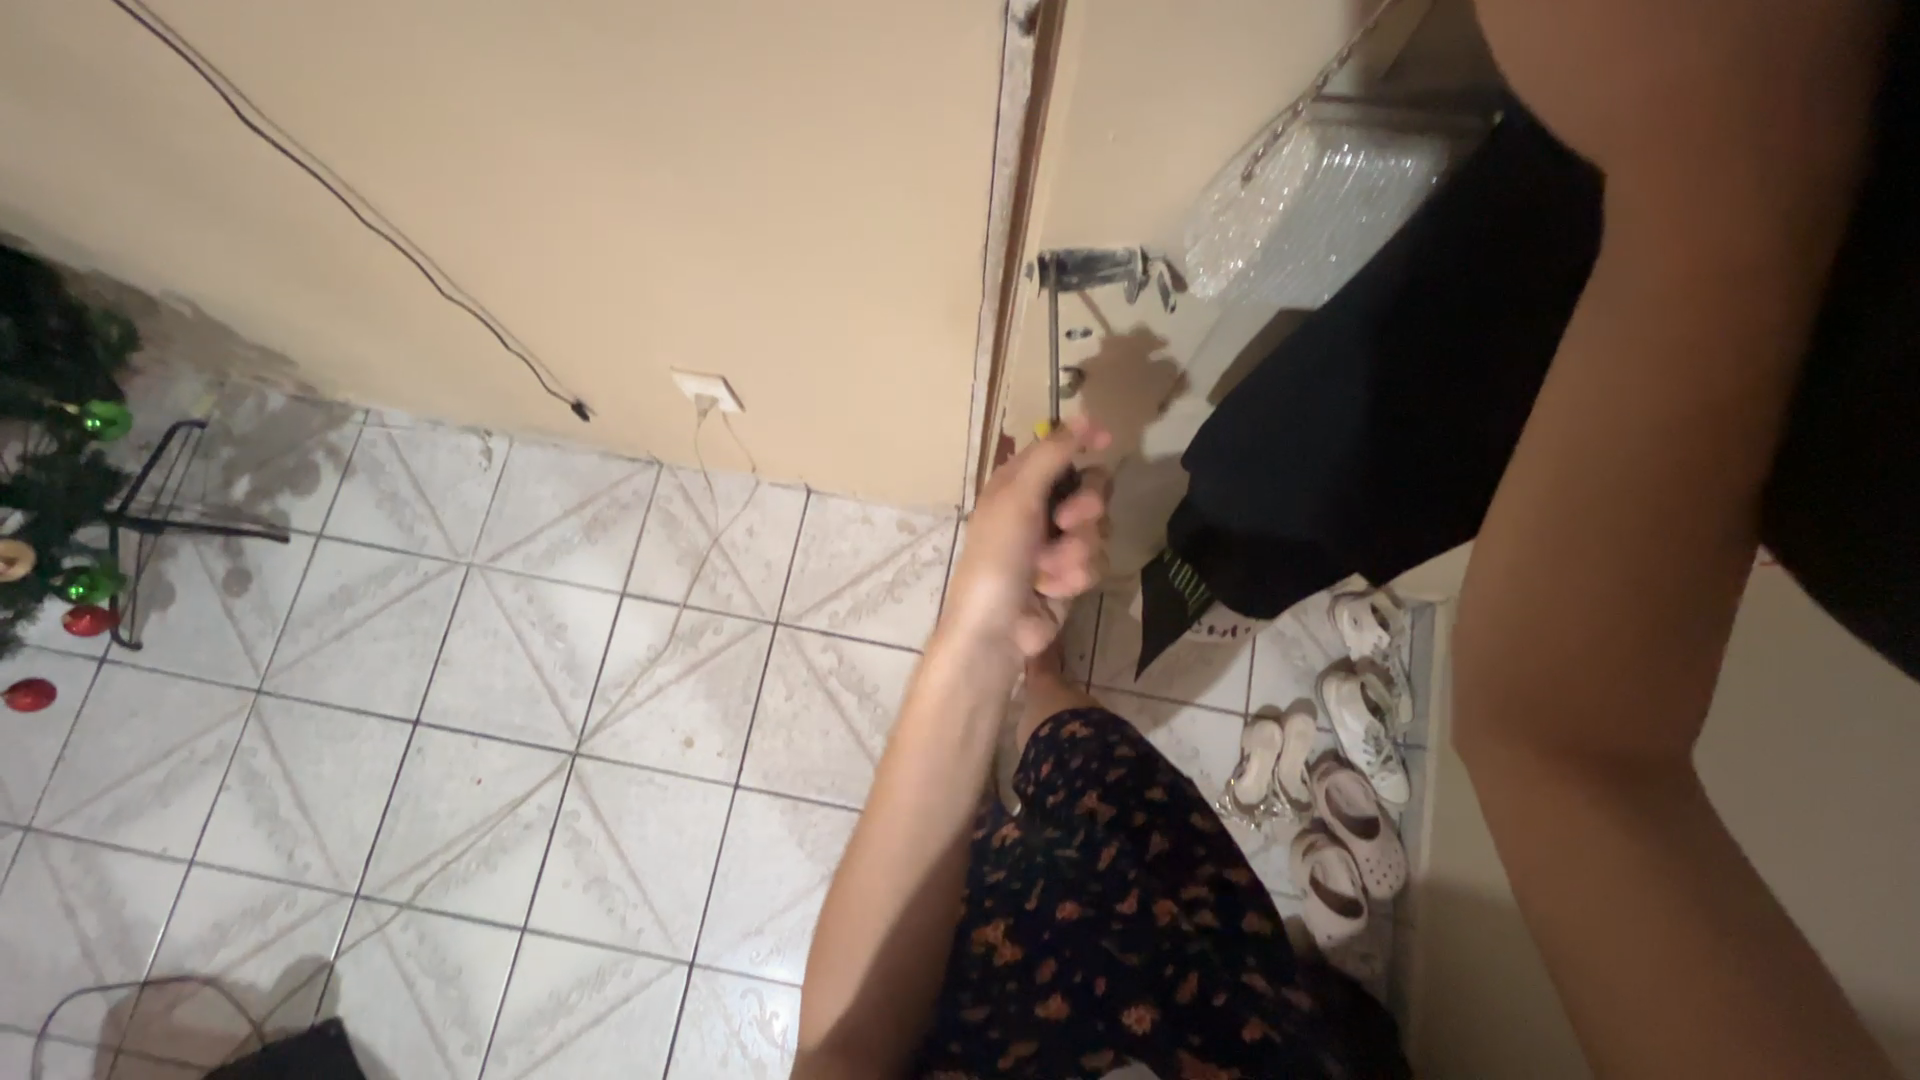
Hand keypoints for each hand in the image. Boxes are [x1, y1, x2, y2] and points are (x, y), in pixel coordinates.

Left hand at [941, 416, 1110, 657]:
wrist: (997, 628)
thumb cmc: (997, 556)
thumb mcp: (1018, 498)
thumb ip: (1052, 455)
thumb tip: (1085, 415)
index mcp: (1019, 484)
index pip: (1059, 450)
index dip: (1083, 442)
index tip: (1107, 440)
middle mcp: (1040, 509)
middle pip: (1092, 488)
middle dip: (1086, 509)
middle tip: (1066, 523)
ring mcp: (1057, 543)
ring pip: (1099, 529)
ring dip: (1076, 551)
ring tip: (1047, 569)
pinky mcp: (1071, 575)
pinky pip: (1095, 562)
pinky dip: (1074, 576)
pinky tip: (1051, 589)